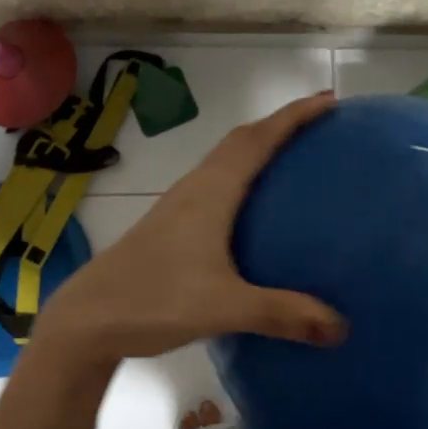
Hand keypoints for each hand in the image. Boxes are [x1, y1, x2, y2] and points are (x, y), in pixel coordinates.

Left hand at [32, 92, 347, 368]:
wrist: (86, 320)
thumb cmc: (152, 300)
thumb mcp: (223, 307)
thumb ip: (281, 313)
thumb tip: (341, 328)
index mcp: (210, 193)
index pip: (256, 140)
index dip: (293, 116)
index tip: (328, 99)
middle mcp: (194, 191)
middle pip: (240, 142)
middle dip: (280, 126)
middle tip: (321, 127)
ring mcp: (178, 209)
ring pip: (224, 164)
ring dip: (258, 151)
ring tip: (295, 161)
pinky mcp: (170, 230)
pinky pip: (215, 188)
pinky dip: (242, 181)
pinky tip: (255, 212)